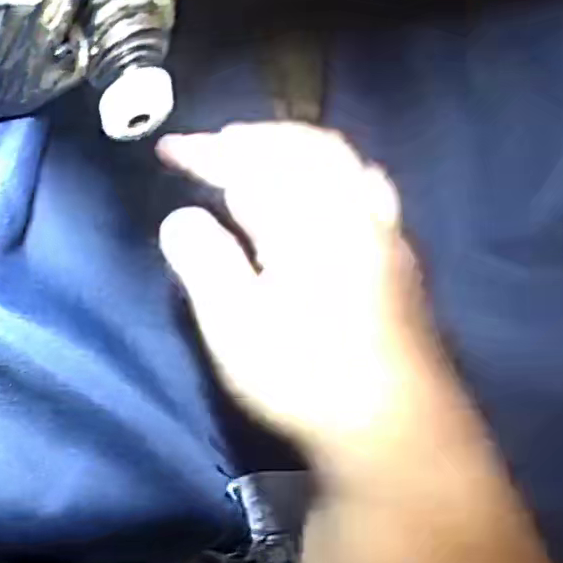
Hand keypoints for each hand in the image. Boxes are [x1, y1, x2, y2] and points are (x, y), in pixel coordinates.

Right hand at [156, 123, 466, 469]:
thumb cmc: (300, 373)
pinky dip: (326, 174)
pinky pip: (360, 190)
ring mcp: (382, 236)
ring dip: (295, 151)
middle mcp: (353, 213)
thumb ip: (203, 262)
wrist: (389, 423)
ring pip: (341, 167)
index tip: (167, 148)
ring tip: (263, 157)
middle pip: (306, 151)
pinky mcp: (394, 262)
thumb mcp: (233, 322)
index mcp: (309, 222)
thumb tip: (180, 217)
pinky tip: (321, 195)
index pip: (253, 166)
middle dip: (253, 139)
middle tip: (211, 143)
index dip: (207, 153)